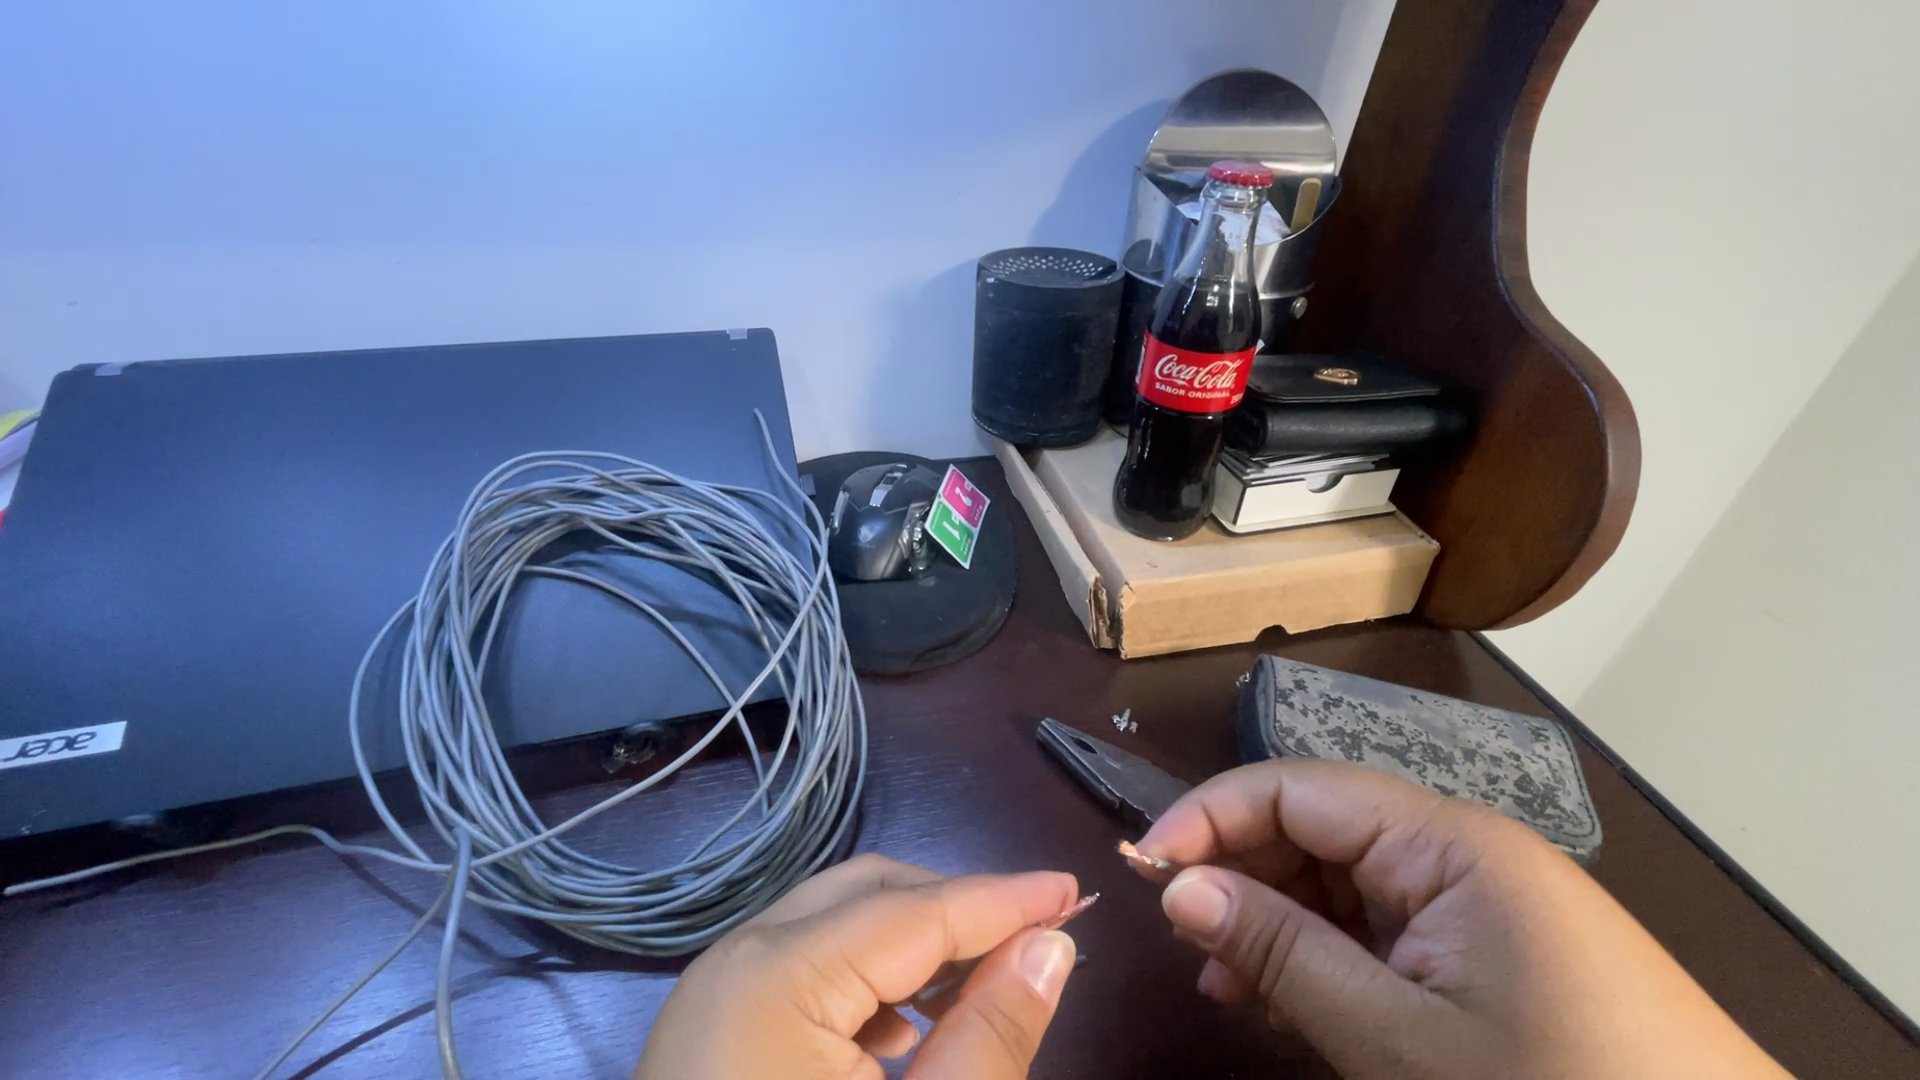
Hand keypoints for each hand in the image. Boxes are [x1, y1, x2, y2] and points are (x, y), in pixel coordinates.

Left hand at [636, 855, 1080, 1079]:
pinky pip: (810, 963)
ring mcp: (720, 988)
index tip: (1073, 889)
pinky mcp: (718, 1022)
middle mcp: (741, 955)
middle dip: (960, 908)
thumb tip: (1050, 947)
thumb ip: (988, 1039)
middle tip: (1037, 933)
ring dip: (918, 939)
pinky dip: (872, 974)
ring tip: (987, 979)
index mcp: (778, 976)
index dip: (1004, 898)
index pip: (917, 910)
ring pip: (842, 920)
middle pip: (873, 893)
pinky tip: (910, 1027)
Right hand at [1134, 760, 1791, 1079]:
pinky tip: (1277, 995)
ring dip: (1271, 921)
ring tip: (1221, 979)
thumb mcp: (1399, 1042)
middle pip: (1312, 828)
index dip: (1209, 815)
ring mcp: (1470, 901)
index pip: (1295, 788)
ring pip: (1336, 881)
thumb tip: (1174, 885)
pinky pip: (1372, 927)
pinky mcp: (1480, 949)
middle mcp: (1455, 849)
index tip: (1143, 867)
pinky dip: (1317, 954)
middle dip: (1237, 873)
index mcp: (1446, 840)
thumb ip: (1280, 951)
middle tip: (1180, 933)